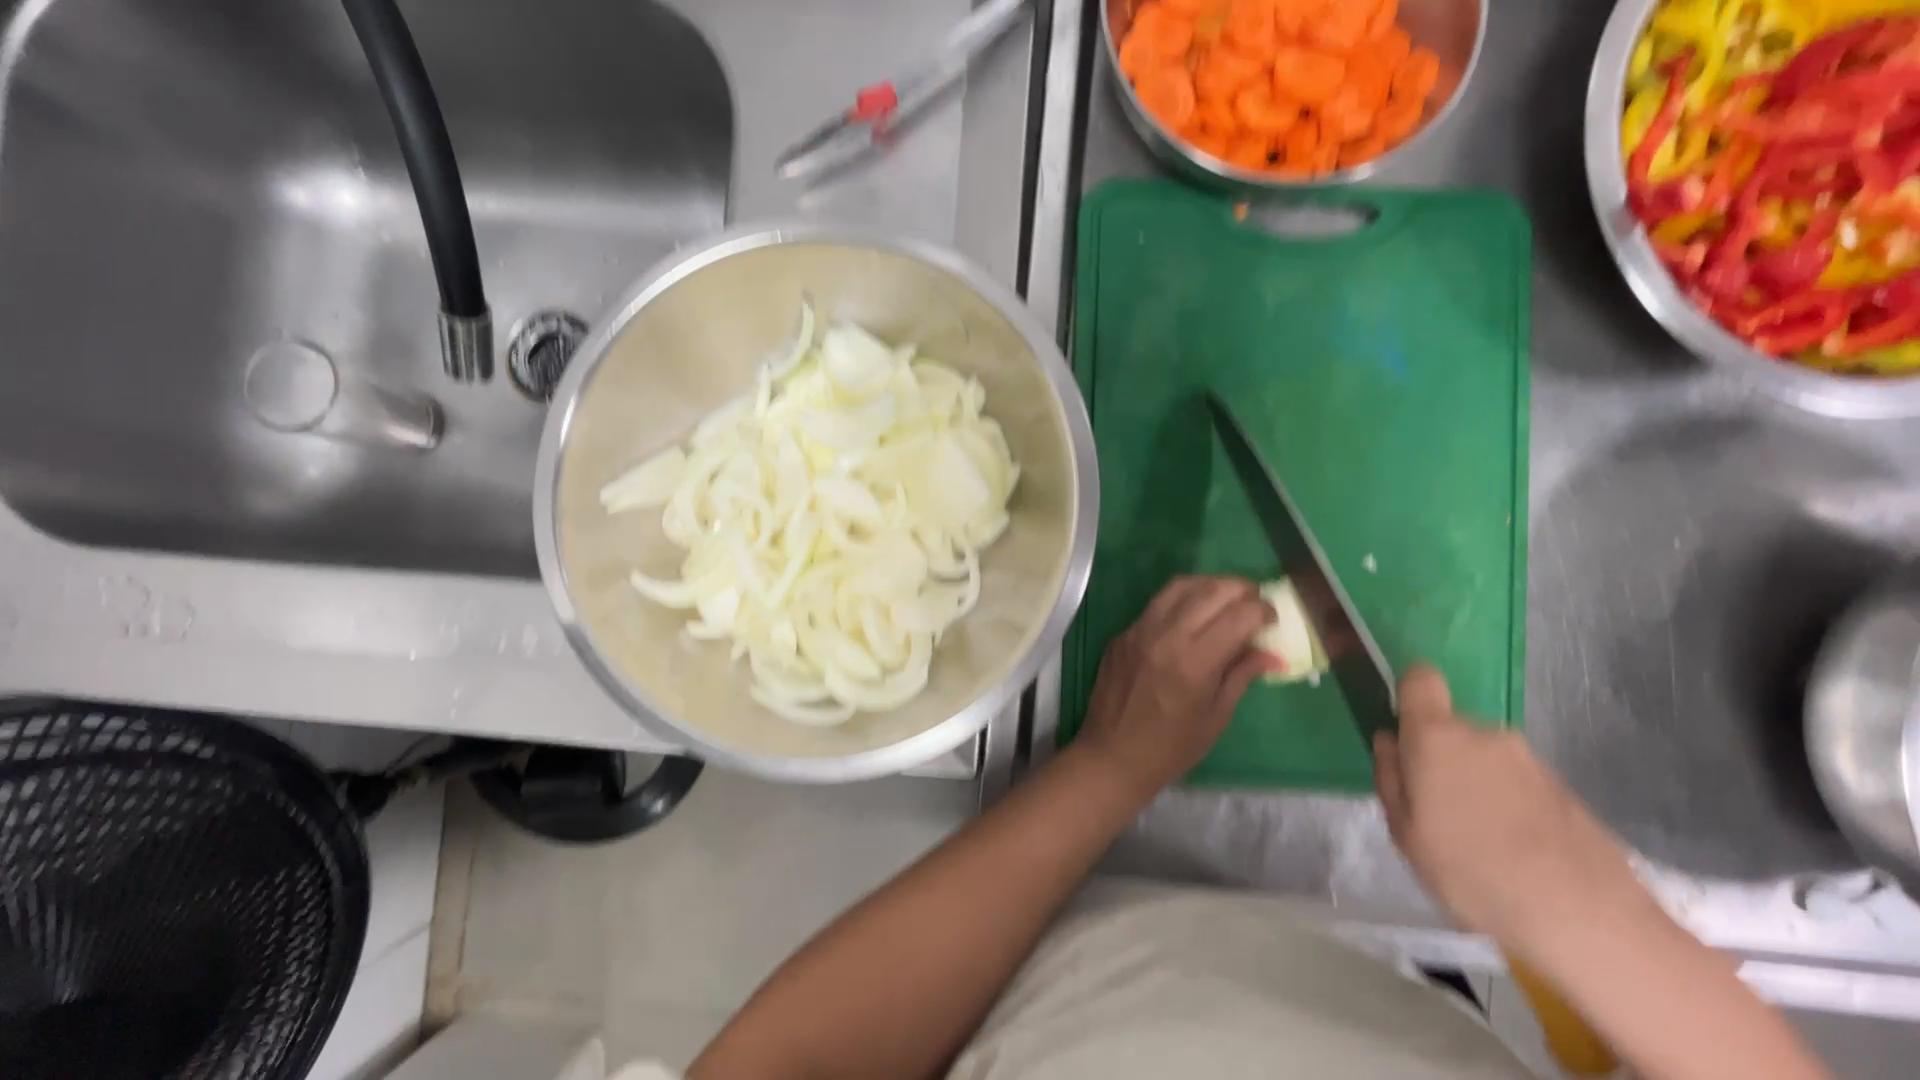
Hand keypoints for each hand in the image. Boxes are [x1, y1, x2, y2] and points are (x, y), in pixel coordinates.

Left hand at [1076, 576, 1276, 799]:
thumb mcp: (1216, 716)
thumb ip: (1242, 675)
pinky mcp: (1123, 633)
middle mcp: (1166, 636)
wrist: (1112, 756)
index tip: (1271, 620)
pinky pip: (1157, 604)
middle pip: (1212, 590)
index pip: (1239, 615)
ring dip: (1211, 586)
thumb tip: (1273, 653)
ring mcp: (1139, 630)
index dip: (1263, 611)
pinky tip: (1193, 616)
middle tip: (1255, 603)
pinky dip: (1182, 600)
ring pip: (1181, 586)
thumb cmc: (1171, 747)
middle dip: (1242, 590)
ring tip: (1227, 599)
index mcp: (1195, 662)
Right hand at [1374, 667, 1643, 948]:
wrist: (1582, 915)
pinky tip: (1512, 855)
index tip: (1402, 734)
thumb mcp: (1406, 835)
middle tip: (1436, 816)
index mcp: (1437, 738)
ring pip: (1483, 759)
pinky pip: (1515, 783)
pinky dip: (1507, 806)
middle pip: (1450, 730)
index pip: (1419, 680)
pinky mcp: (1561, 787)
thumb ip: (1390, 779)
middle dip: (1439, 761)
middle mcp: (1485, 734)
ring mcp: (1528, 759)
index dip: (1407, 696)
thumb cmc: (1471, 872)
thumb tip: (1390, 743)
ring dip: (1475, 787)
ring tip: (1478, 845)